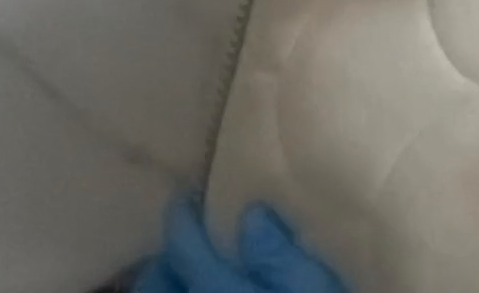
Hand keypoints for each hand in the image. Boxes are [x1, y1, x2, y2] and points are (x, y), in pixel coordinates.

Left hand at [133, 195, 347, 292]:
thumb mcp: (319, 289)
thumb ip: (283, 257)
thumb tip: (251, 214)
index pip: (190, 257)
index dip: (182, 223)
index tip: (184, 196)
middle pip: (158, 287)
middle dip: (166, 258)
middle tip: (186, 235)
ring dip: (163, 284)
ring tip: (183, 268)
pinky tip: (193, 292)